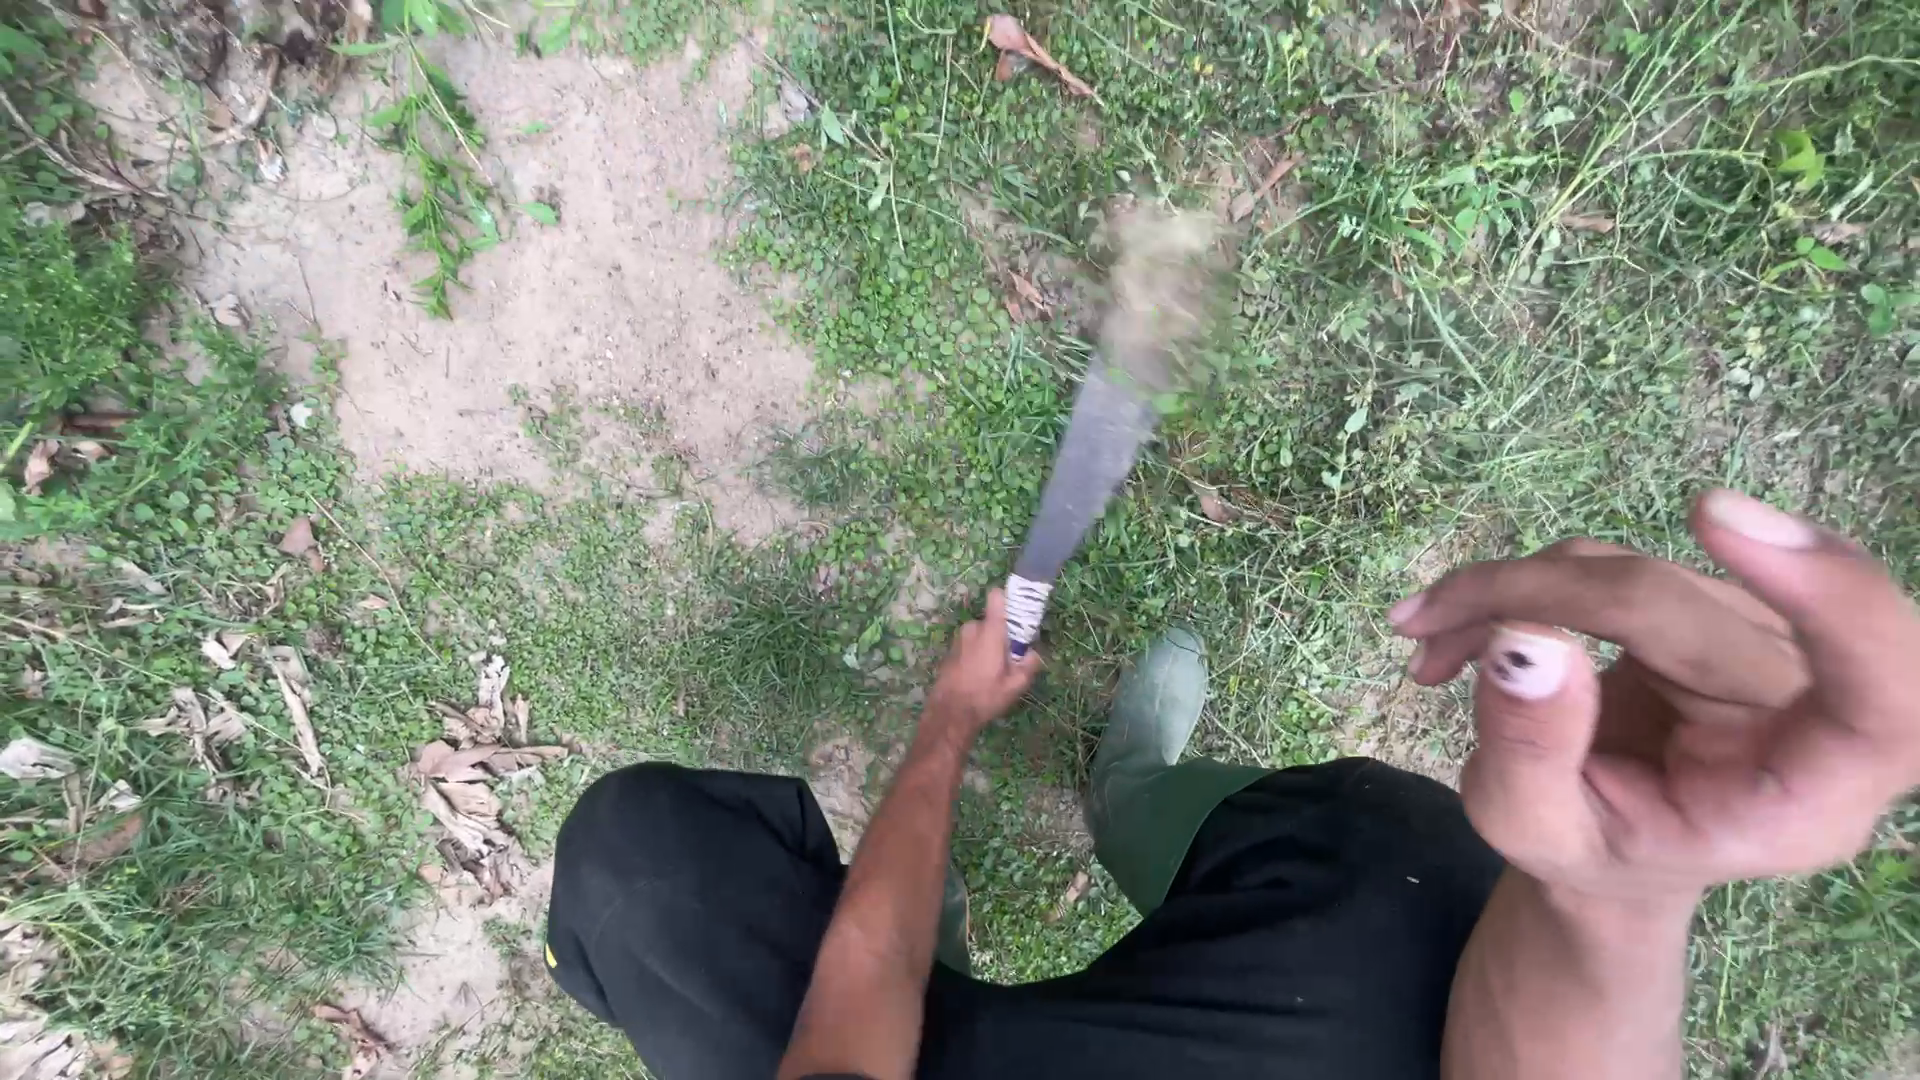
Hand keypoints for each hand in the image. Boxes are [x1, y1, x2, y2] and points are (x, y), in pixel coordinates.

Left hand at [924, 588, 1040, 736]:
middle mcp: (972, 629)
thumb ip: (1029, 665)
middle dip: (1002, 634)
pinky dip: (976, 653)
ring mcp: (958, 639)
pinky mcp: (950, 651)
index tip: (1018, 612)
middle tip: (1010, 657)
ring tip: (994, 671)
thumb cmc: (985, 696)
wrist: (950, 712)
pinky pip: (969, 644)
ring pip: (980, 634)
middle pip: (992, 622)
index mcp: (990, 631)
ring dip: (988, 645)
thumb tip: (1034, 653)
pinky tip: (979, 676)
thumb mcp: (1015, 685)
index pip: (996, 597)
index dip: (1007, 598)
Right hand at [1392, 489, 1919, 906]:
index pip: (1885, 694)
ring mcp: (1749, 650)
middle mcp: (1797, 708)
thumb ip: (1529, 747)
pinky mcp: (1696, 615)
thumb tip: (1524, 636)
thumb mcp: (1529, 824)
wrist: (1597, 842)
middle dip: (1527, 595)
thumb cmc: (1579, 852)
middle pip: (1671, 604)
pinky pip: (1599, 567)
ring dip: (1503, 592)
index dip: (1830, 597)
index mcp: (1795, 793)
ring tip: (1429, 646)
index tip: (1715, 517)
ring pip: (1622, 572)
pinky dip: (1511, 590)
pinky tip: (1459, 635)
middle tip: (1418, 623)